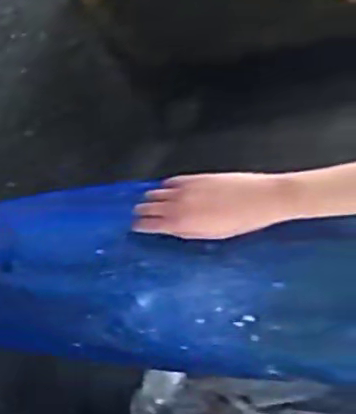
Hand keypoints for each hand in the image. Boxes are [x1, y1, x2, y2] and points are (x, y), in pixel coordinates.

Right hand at [133, 173, 292, 239]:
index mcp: (178, 223)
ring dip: (155, 199)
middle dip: (145, 212)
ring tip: (164, 201)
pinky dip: (168, 187)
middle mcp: (174, 206)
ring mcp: (182, 191)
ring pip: (151, 194)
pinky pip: (168, 182)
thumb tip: (167, 229)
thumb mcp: (214, 234)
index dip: (141, 225)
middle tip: (152, 214)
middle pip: (143, 208)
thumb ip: (186, 232)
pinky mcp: (192, 179)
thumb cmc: (247, 220)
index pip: (143, 224)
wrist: (272, 197)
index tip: (143, 226)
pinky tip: (176, 190)